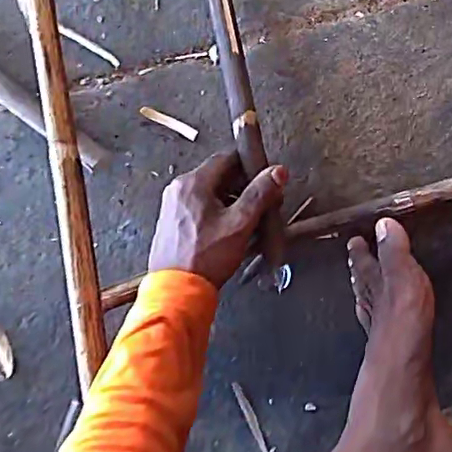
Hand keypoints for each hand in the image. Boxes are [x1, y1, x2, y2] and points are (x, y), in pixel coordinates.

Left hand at [148, 151, 286, 287]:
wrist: (176, 294)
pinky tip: (235, 230)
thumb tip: (277, 171)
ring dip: (236, 201)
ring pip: (214, 193)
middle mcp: (179, 190)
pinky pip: (204, 207)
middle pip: (222, 175)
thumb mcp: (241, 222)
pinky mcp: (174, 223)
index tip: (268, 178)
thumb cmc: (205, 258)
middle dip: (247, 186)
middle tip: (266, 203)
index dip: (252, 166)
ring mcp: (174, 207)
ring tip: (252, 221)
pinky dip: (222, 213)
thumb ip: (261, 192)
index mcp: (193, 184)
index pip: (228, 158)